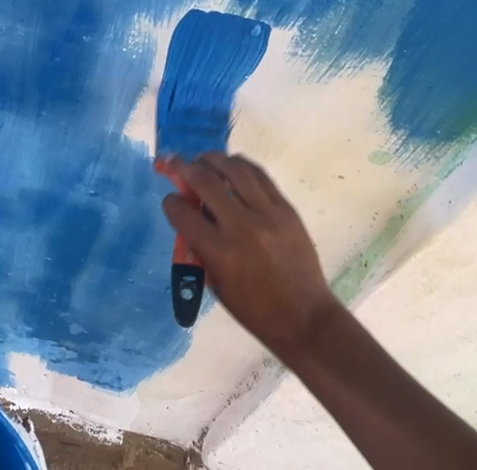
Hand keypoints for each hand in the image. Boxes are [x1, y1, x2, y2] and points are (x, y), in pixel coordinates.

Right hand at [158, 153, 344, 358]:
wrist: (305, 317)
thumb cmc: (255, 309)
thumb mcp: (216, 283)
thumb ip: (200, 247)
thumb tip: (190, 214)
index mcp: (220, 252)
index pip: (183, 213)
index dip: (171, 203)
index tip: (171, 200)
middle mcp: (241, 226)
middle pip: (205, 181)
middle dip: (184, 168)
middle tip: (176, 163)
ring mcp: (267, 214)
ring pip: (234, 169)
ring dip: (213, 159)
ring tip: (204, 160)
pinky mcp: (286, 208)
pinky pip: (260, 176)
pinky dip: (240, 166)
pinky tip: (231, 166)